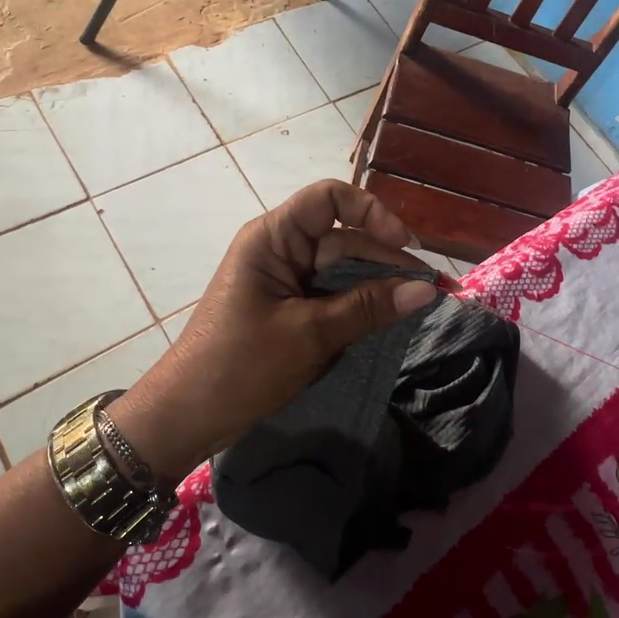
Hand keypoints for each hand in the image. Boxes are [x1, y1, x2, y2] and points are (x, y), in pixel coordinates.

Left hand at [104, 180, 440, 482]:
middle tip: (431, 285)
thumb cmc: (239, 366)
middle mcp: (281, 249)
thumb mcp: (309, 335)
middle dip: (387, 258)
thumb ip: (368, 308)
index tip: (404, 244)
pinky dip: (363, 304)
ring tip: (423, 301)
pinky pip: (335, 295)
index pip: (328, 199)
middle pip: (345, 236)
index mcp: (272, 237)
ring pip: (344, 268)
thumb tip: (426, 289)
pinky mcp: (292, 309)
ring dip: (380, 284)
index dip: (371, 211)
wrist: (186, 418)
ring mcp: (287, 280)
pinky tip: (394, 316)